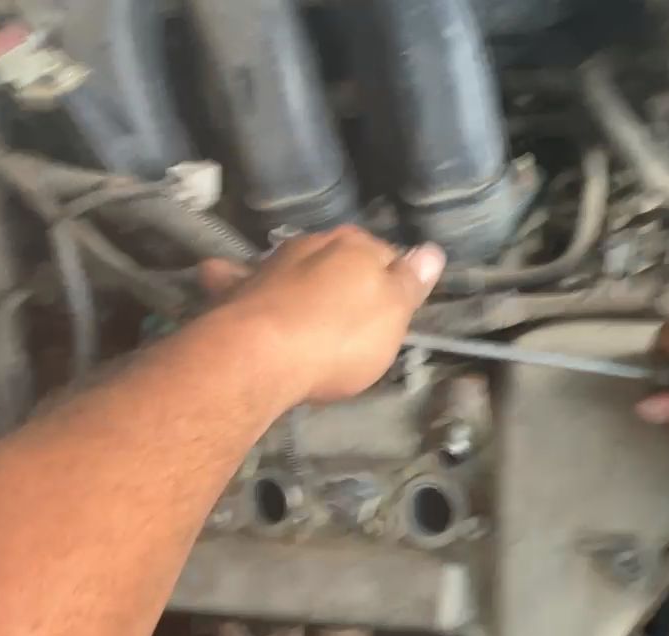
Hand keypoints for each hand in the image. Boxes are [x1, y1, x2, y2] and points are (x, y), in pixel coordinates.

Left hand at [195, 227, 444, 405]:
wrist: (261, 357)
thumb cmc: (339, 339)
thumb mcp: (393, 315)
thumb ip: (411, 282)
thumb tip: (432, 250)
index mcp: (357, 247)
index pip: (388, 255)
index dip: (395, 283)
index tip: (396, 310)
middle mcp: (313, 244)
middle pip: (340, 259)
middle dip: (348, 280)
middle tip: (355, 318)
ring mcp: (271, 263)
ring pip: (295, 264)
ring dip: (303, 279)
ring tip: (309, 311)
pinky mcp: (236, 289)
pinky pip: (241, 277)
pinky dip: (243, 280)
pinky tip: (241, 287)